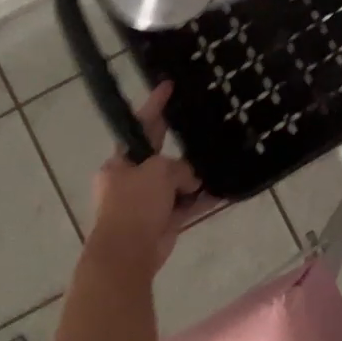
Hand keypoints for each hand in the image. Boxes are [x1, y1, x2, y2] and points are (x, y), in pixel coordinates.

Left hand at [86, 81, 211, 272]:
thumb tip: (190, 181)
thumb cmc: (135, 205)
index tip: (168, 86)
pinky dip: (201, 200)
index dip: (154, 106)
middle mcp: (129, 182)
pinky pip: (185, 205)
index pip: (140, 127)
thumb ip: (178, 166)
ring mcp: (145, 204)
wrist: (128, 254)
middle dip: (179, 154)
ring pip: (175, 183)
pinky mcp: (160, 223)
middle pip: (159, 158)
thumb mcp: (158, 171)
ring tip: (217, 165)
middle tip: (201, 134)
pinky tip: (222, 192)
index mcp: (119, 165)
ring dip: (193, 179)